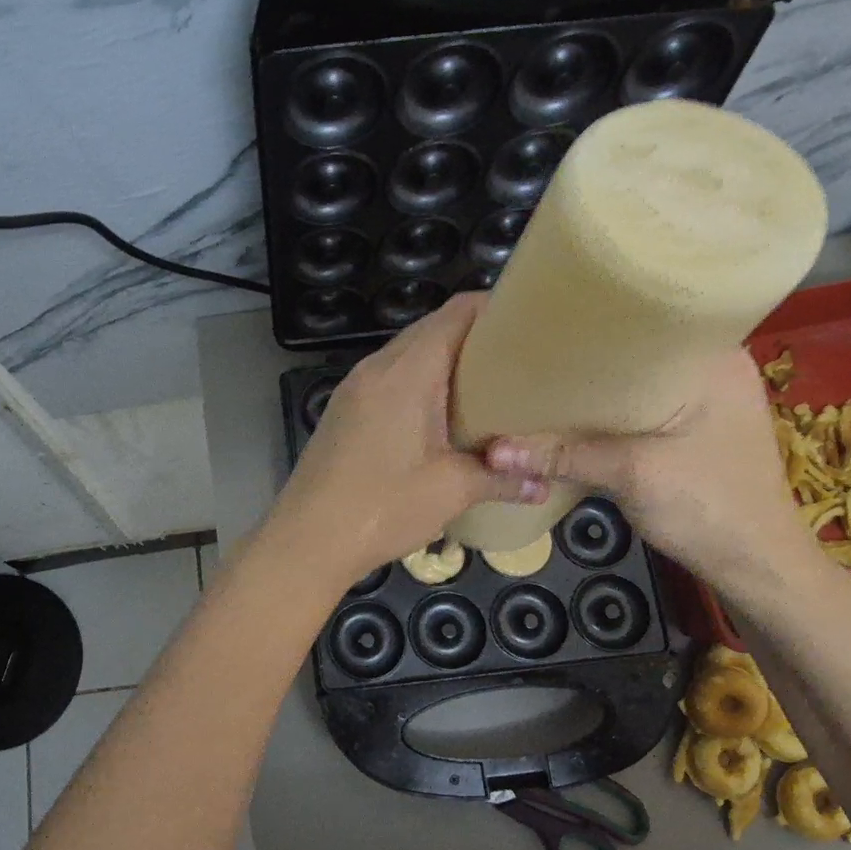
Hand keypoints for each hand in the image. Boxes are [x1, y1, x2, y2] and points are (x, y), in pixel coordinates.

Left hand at [264, 294, 538, 583]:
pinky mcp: (344, 412)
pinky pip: (389, 380)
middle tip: (519, 360)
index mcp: (405, 372)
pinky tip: (443, 418)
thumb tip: (544, 482)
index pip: (456, 313)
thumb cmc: (381, 508)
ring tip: (489, 388)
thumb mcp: (450, 491)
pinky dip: (420, 385)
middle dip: (476, 337)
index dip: (495, 308)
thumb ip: (502, 478)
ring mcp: (354, 389)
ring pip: (408, 356)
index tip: (531, 323)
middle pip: (432, 329)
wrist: (306, 541)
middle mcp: (376, 368)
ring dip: (446, 363)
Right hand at [482, 348, 822, 590]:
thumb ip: (565, 457)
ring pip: (633, 386)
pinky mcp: (691, 434)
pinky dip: (606, 416)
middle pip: (635, 353)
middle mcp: (712, 370)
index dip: (597, 316)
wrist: (756, 568)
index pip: (651, 316)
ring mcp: (704, 404)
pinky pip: (638, 412)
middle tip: (530, 348)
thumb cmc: (710, 507)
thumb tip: (493, 452)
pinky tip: (568, 419)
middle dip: (585, 356)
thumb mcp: (633, 474)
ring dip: (593, 391)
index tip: (545, 314)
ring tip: (538, 378)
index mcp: (714, 358)